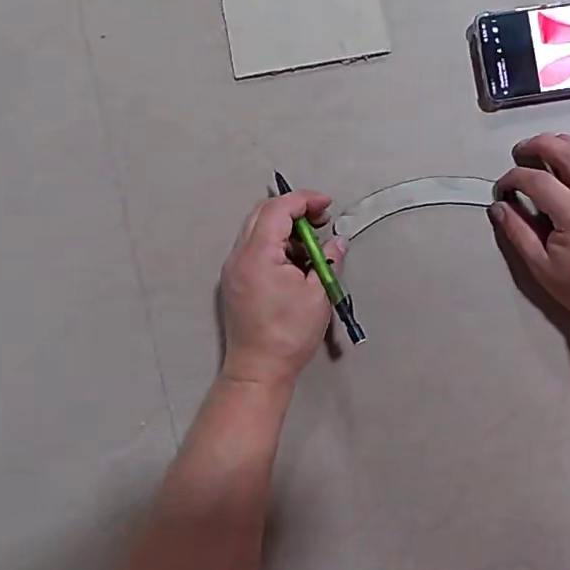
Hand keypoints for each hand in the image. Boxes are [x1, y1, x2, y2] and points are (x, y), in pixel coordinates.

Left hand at [219, 191, 347, 387]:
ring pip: (256, 229)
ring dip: (284, 227)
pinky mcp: (234, 281)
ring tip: (310, 245)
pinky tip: (294, 261)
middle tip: (320, 219)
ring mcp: (233, 269)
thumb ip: (328, 260)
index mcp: (258, 255)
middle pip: (263, 213)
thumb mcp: (319, 294)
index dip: (304, 200)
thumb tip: (336, 243)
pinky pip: (252, 248)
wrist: (259, 369)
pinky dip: (274, 244)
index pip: (278, 210)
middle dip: (293, 210)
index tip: (325, 205)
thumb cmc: (288, 336)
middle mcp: (239, 257)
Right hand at [490, 134, 569, 329]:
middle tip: (522, 150)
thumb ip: (517, 232)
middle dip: (539, 145)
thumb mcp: (540, 266)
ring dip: (569, 143)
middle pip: (568, 152)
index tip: (503, 187)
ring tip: (550, 146)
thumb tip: (499, 207)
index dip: (514, 178)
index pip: (537, 181)